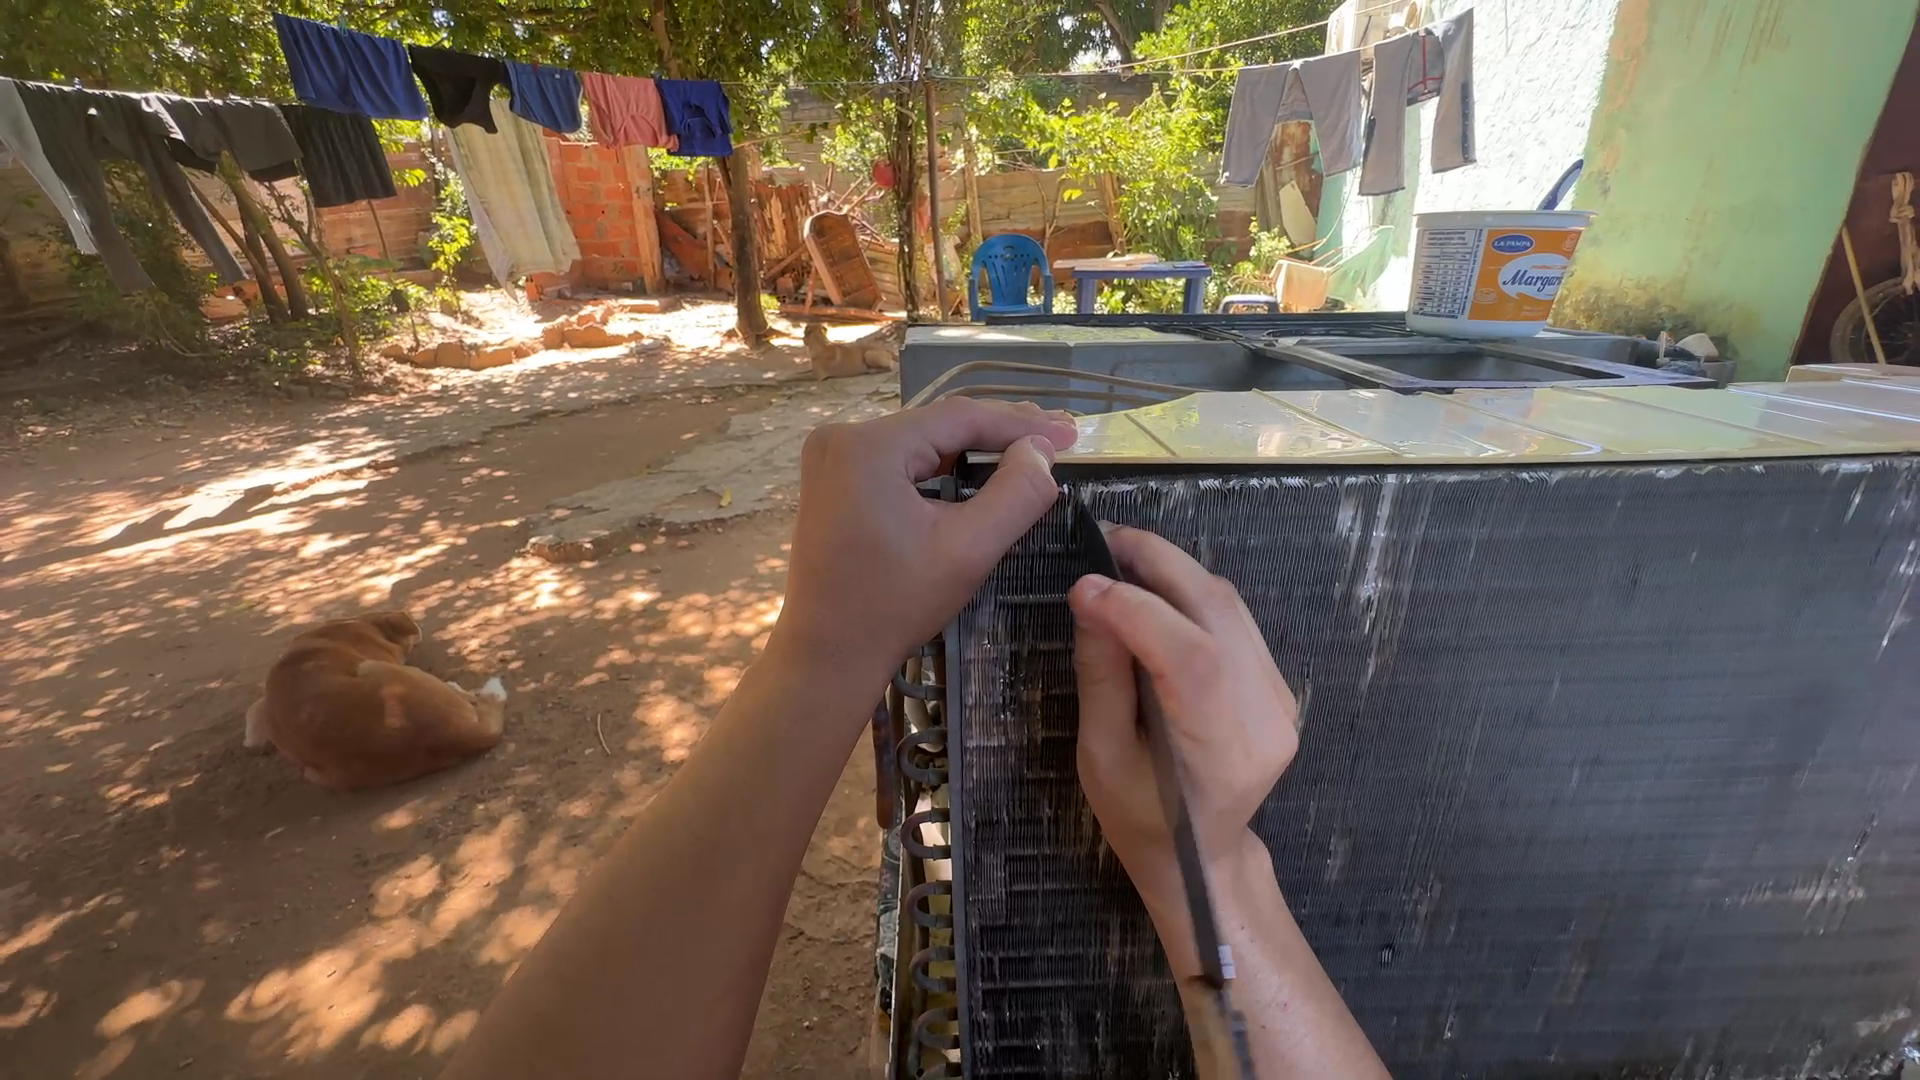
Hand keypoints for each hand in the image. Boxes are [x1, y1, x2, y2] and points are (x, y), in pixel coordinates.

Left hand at [771, 397, 1076, 700]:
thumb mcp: (966, 550)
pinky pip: (899, 462)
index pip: (959, 417)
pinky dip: (940, 468)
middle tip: (1058, 438)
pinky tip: (975, 472)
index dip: (1020, 423)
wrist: (826, 655)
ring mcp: (831, 459)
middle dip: (999, 434)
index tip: (1071, 433)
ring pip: (920, 443)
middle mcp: (842, 438)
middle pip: (937, 426)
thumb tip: (1042, 451)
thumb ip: (1015, 494)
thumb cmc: (894, 605)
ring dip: (971, 450)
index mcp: (868, 445)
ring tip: (1026, 451)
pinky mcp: (833, 482)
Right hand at [1069, 526, 1298, 934]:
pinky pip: (1232, 617)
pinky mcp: (1276, 681)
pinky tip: (1152, 586)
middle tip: (1102, 538)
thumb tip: (1090, 596)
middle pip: (1218, 612)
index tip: (1084, 584)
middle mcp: (1266, 716)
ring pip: (1227, 603)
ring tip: (1119, 554)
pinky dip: (1188, 590)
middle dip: (1156, 562)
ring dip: (1171, 568)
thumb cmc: (1138, 815)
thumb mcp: (1100, 755)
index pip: (1192, 659)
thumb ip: (1101, 675)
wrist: (1200, 855)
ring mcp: (1280, 695)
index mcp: (1222, 752)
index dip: (1137, 611)